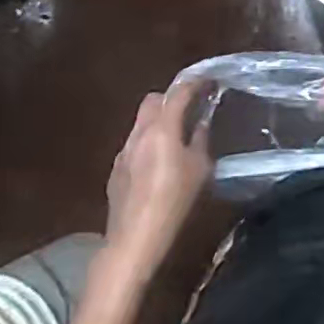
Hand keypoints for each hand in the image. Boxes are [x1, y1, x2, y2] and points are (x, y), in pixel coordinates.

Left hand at [103, 85, 211, 275]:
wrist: (133, 242)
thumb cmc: (174, 203)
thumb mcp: (200, 169)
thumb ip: (201, 139)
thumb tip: (201, 122)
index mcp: (163, 128)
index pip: (179, 92)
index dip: (195, 83)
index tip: (208, 81)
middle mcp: (140, 132)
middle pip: (154, 99)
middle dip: (172, 97)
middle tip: (189, 108)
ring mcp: (123, 151)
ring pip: (141, 121)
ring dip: (158, 120)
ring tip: (175, 136)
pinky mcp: (115, 169)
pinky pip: (133, 143)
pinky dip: (147, 141)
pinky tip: (157, 162)